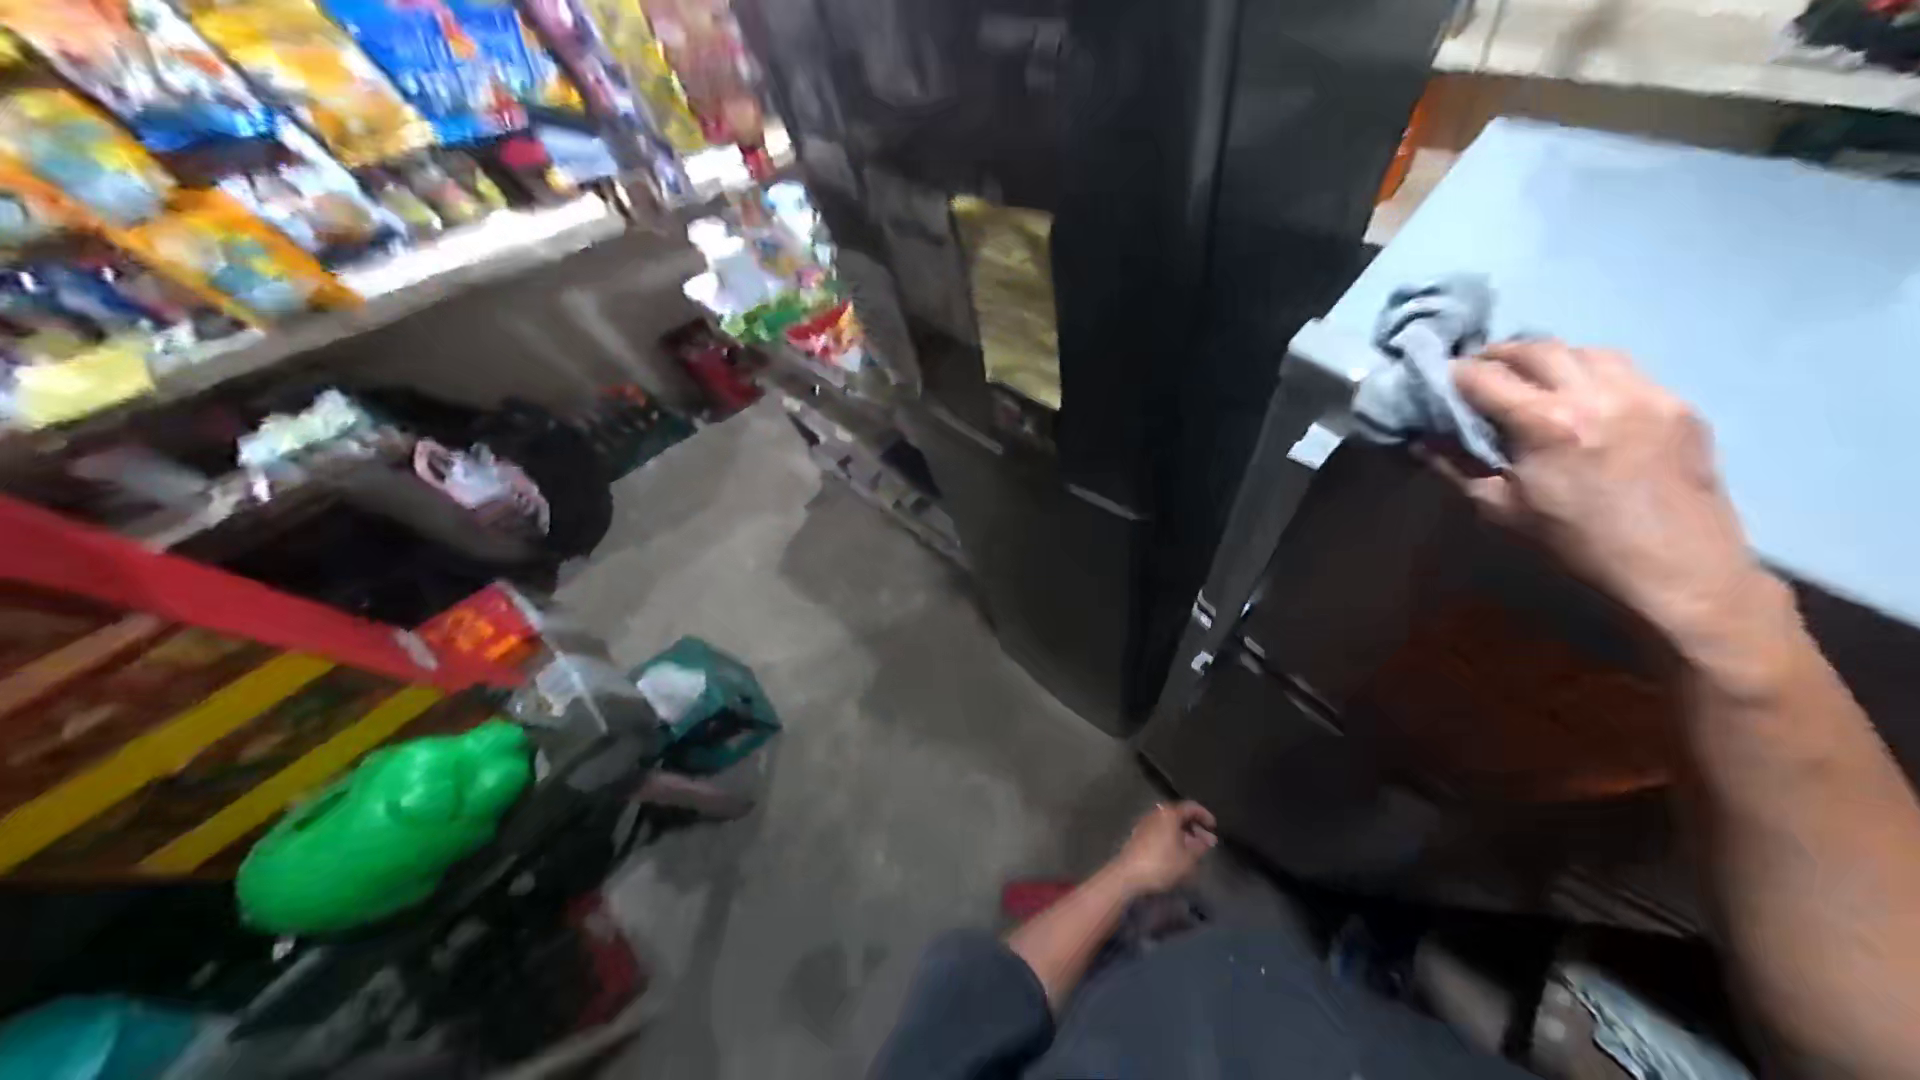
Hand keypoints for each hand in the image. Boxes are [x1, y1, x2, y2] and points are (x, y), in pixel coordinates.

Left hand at [1109, 801, 1216, 895]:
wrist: (1129, 874)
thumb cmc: (1162, 864)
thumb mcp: (1188, 858)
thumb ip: (1201, 846)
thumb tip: (1208, 839)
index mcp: (1169, 813)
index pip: (1191, 807)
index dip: (1205, 815)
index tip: (1214, 828)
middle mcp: (1156, 813)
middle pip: (1180, 813)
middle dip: (1195, 826)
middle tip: (1206, 842)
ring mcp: (1146, 822)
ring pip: (1170, 822)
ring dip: (1184, 832)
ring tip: (1194, 848)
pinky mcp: (1139, 833)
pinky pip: (1161, 828)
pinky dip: (1172, 835)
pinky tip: (1177, 851)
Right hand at [1445, 341, 1772, 648]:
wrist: (1676, 569)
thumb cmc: (1574, 543)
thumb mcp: (1499, 509)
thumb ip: (1455, 466)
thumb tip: (1422, 440)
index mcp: (1547, 423)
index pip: (1484, 377)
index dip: (1453, 374)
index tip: (1436, 379)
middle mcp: (1598, 394)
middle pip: (1537, 349)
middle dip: (1498, 354)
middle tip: (1476, 369)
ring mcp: (1647, 394)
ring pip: (1585, 350)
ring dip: (1547, 357)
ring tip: (1528, 377)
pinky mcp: (1679, 404)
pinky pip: (1625, 370)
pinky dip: (1589, 372)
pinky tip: (1578, 397)